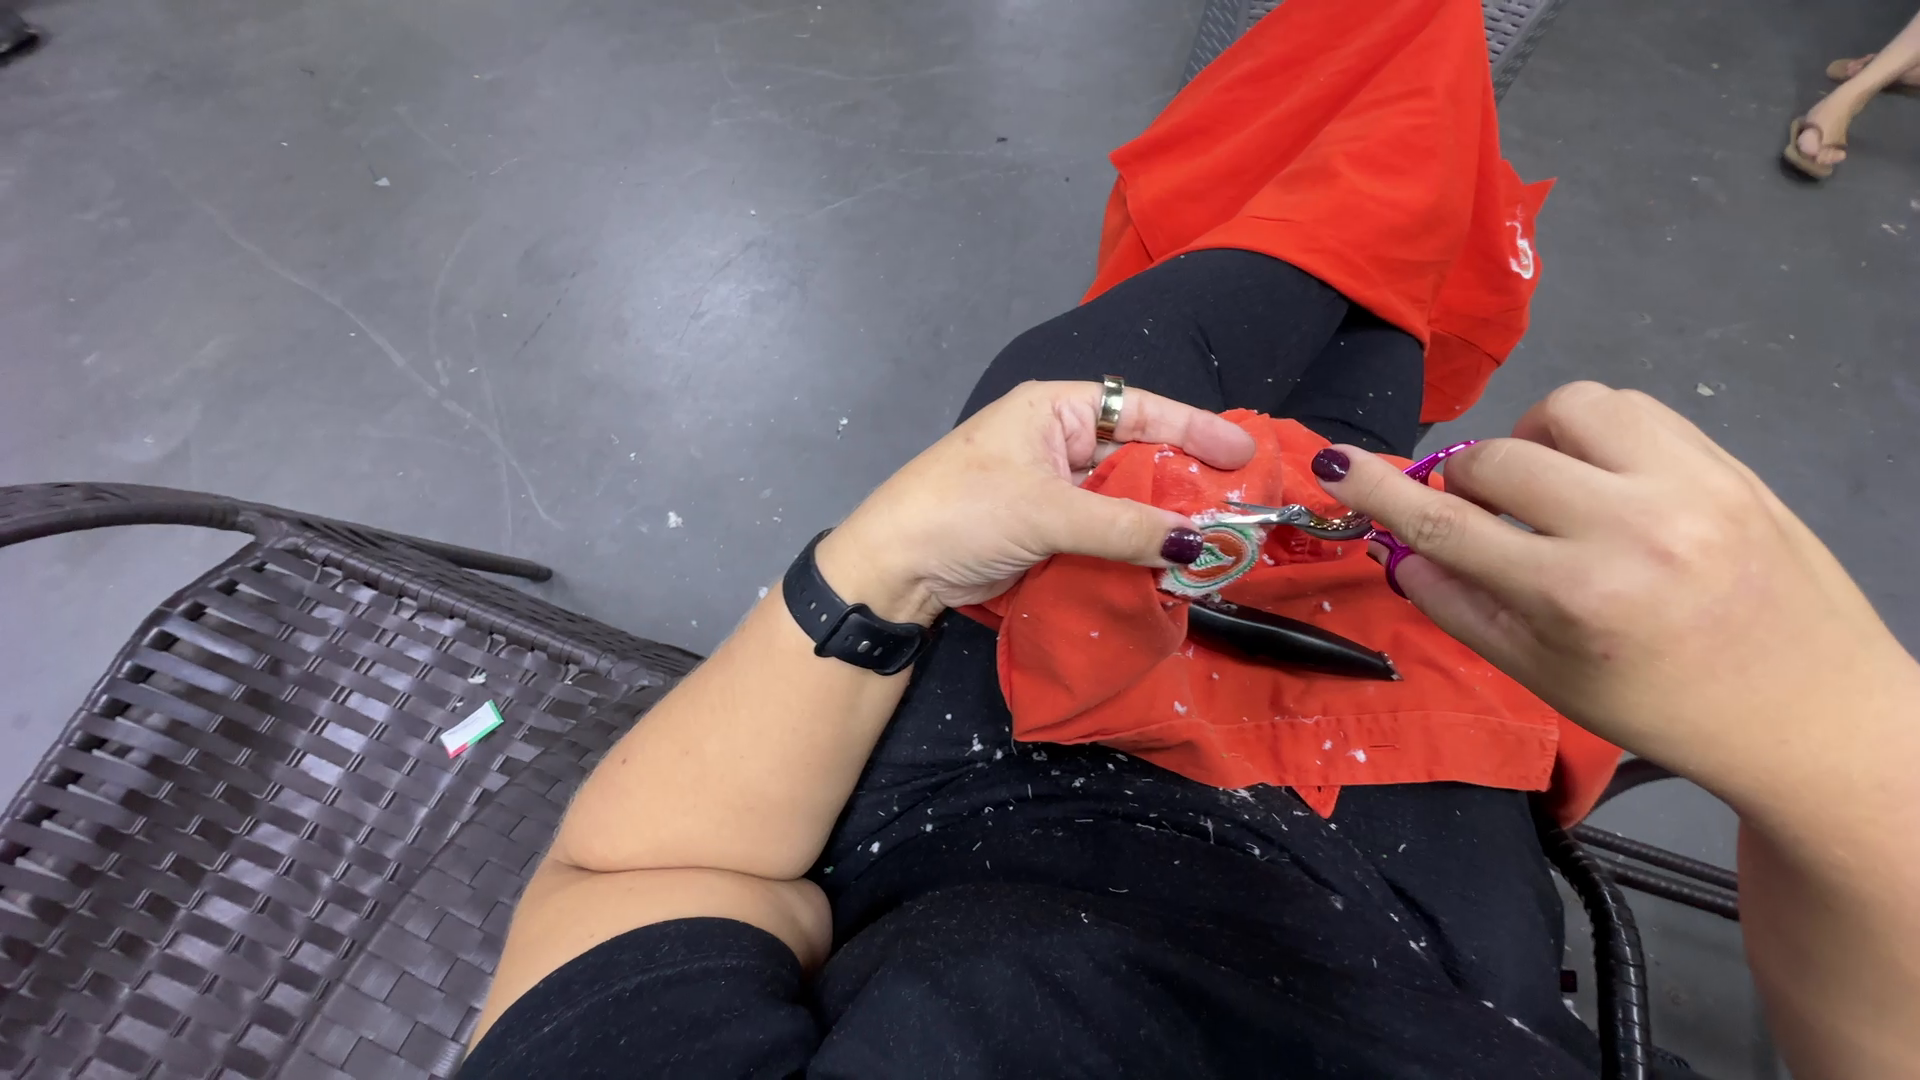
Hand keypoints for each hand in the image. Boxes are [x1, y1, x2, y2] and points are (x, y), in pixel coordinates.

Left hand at [817, 381, 1256, 623]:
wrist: (896, 567)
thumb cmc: (963, 512)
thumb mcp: (1046, 512)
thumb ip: (1123, 526)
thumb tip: (1196, 545)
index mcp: (1055, 409)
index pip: (1140, 408)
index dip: (1196, 428)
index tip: (1245, 453)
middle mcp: (1058, 441)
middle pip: (1137, 456)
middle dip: (1184, 484)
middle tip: (1239, 512)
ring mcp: (1052, 487)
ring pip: (1123, 500)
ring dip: (1159, 522)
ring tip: (1212, 545)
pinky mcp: (1046, 528)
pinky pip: (1103, 532)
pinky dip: (1131, 548)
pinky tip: (1164, 565)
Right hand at [1315, 381, 1918, 812]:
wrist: (1816, 717)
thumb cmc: (1656, 707)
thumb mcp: (1535, 671)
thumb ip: (1453, 603)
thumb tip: (1396, 549)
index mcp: (1576, 594)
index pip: (1445, 525)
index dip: (1378, 491)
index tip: (1334, 464)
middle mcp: (1634, 527)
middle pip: (1495, 457)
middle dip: (1461, 481)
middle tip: (1477, 513)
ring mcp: (1695, 487)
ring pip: (1569, 406)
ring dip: (1529, 441)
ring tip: (1545, 485)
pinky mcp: (1733, 467)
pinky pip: (1632, 410)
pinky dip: (1589, 432)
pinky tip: (1597, 476)